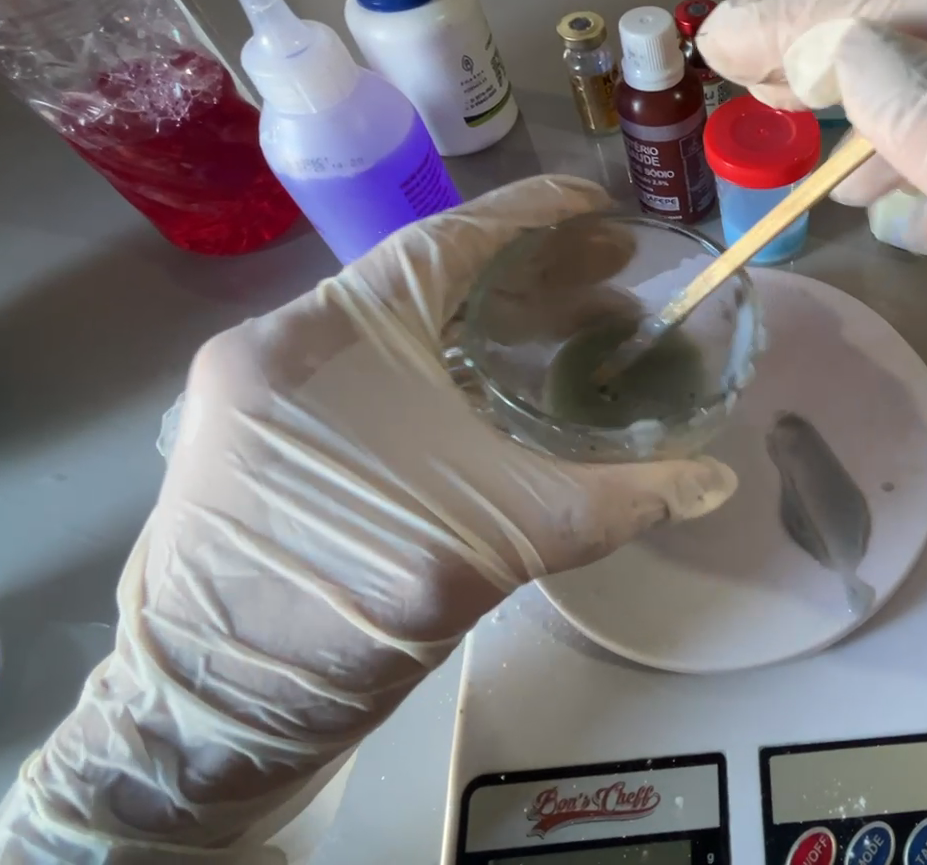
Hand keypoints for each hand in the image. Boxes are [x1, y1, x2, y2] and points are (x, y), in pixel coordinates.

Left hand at [0, 176, 735, 861]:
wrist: (212, 721)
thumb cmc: (341, 624)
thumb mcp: (492, 550)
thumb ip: (613, 503)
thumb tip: (714, 480)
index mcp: (325, 345)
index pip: (442, 245)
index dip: (529, 215)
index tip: (600, 204)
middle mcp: (289, 343)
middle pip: (432, 277)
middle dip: (532, 268)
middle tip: (617, 268)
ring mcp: (276, 383)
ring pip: (411, 320)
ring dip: (500, 315)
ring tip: (588, 320)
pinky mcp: (281, 425)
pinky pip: (389, 361)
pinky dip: (461, 356)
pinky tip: (519, 376)